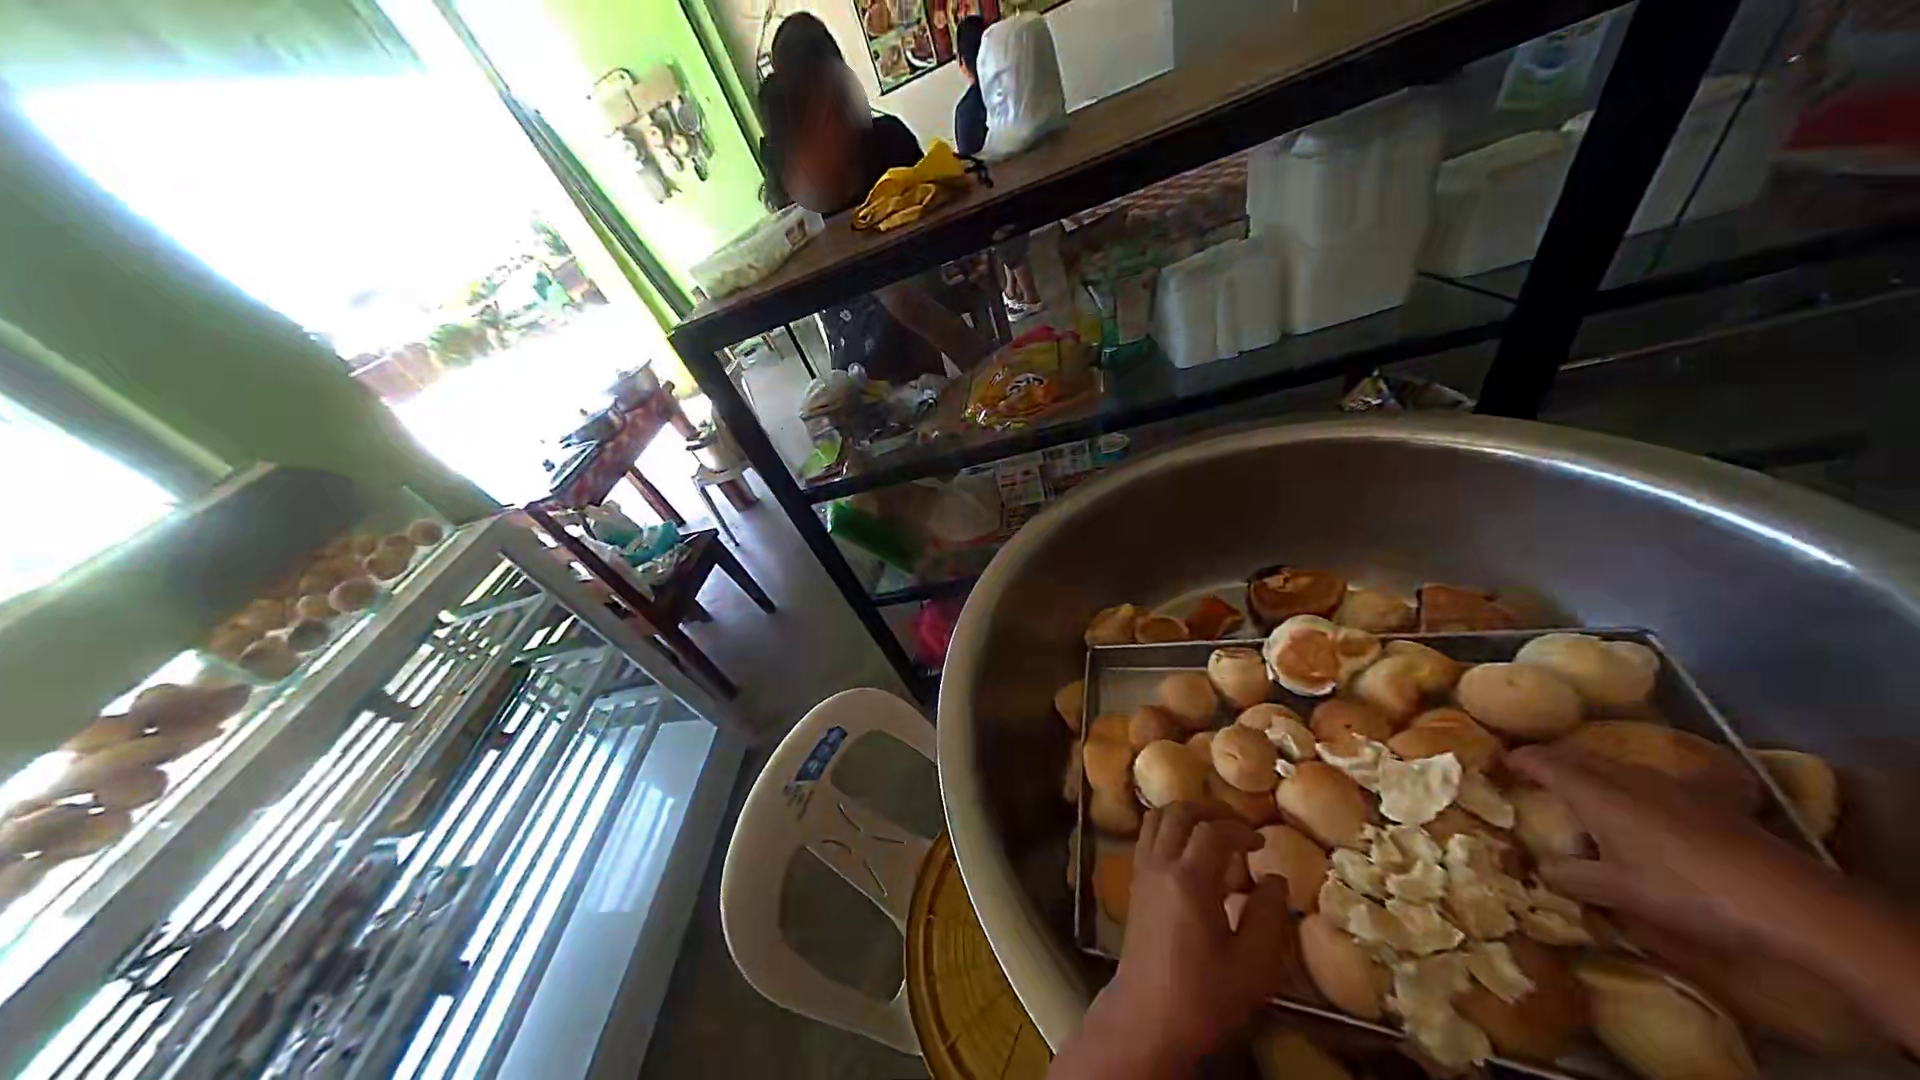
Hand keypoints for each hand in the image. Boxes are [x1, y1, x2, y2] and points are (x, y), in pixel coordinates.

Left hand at [1050, 803, 1292, 1079]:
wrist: (1149, 1018)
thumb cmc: (1205, 996)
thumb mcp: (1253, 965)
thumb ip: (1267, 915)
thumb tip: (1274, 878)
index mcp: (1189, 880)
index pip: (1214, 830)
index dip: (1241, 829)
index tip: (1262, 843)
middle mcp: (1159, 864)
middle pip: (1180, 811)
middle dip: (1212, 810)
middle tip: (1240, 826)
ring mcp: (1142, 870)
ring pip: (1158, 817)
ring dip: (1187, 814)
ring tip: (1216, 832)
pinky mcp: (1134, 881)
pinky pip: (1148, 836)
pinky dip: (1170, 829)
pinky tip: (1191, 853)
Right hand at [1511, 743, 1919, 1055]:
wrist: (1791, 902)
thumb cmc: (1685, 890)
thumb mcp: (1615, 891)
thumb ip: (1568, 877)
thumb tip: (1538, 868)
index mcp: (1593, 790)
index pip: (1538, 760)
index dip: (1512, 759)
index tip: (1492, 764)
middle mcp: (1624, 776)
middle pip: (1574, 757)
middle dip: (1547, 763)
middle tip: (1528, 780)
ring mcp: (1668, 784)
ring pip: (1611, 767)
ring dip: (1587, 774)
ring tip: (1577, 795)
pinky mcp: (1703, 799)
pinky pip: (1645, 781)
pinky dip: (1624, 788)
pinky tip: (1636, 813)